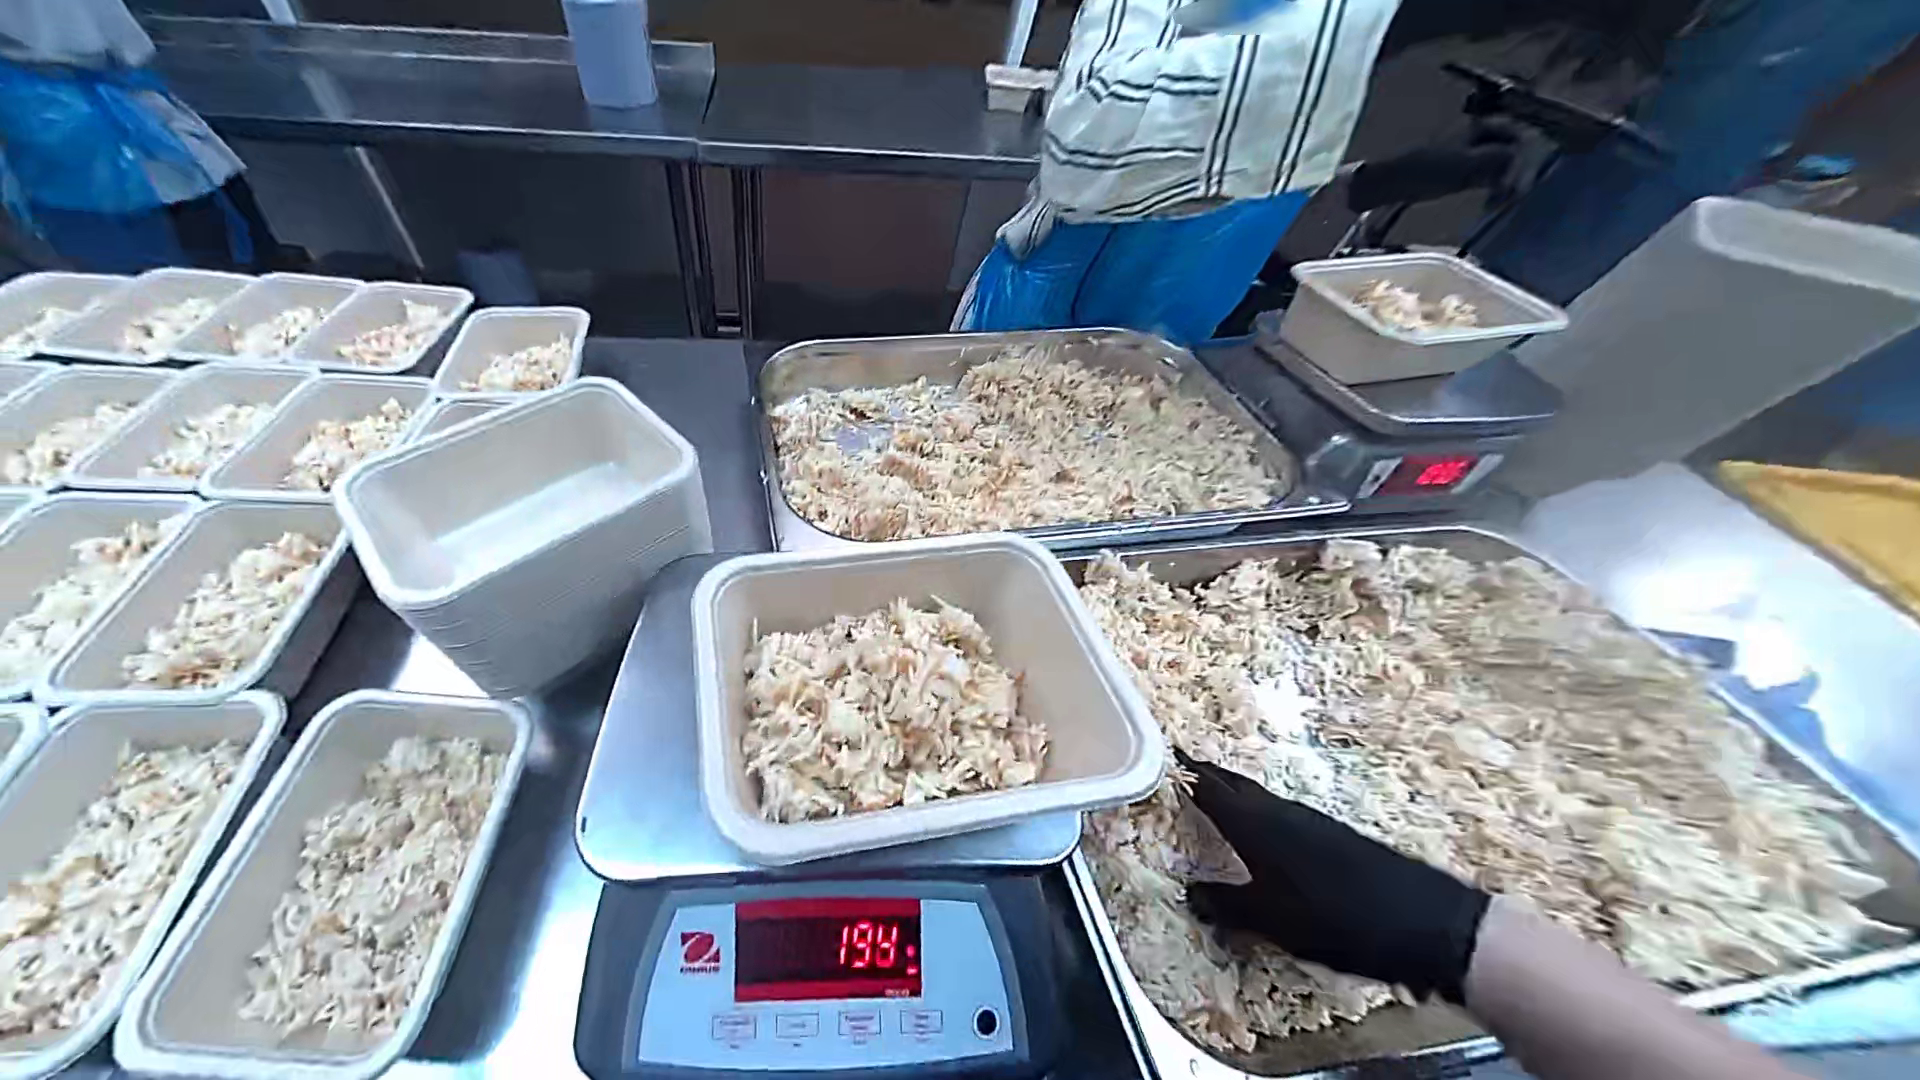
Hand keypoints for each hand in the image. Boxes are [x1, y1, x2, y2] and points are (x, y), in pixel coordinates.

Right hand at [1176, 749, 1490, 1002]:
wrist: (1424, 919)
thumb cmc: (1335, 916)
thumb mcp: (1272, 920)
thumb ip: (1226, 906)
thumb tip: (1189, 895)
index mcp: (1254, 824)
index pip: (1209, 788)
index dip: (1185, 773)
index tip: (1165, 755)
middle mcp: (1276, 810)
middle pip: (1232, 782)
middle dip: (1206, 772)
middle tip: (1184, 765)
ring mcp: (1305, 817)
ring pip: (1255, 793)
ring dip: (1231, 788)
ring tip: (1214, 790)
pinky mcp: (1327, 831)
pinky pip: (1274, 807)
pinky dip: (1254, 806)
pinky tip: (1260, 826)